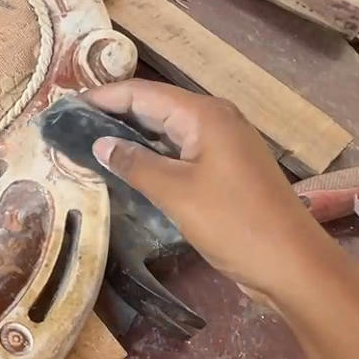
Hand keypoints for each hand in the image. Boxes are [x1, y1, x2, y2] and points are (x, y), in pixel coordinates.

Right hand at [82, 79, 339, 297]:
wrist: (293, 264)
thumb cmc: (234, 222)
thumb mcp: (175, 192)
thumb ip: (134, 163)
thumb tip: (99, 142)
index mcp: (204, 115)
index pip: (142, 93)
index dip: (103, 96)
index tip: (65, 105)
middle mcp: (214, 119)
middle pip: (154, 106)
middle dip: (114, 113)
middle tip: (70, 124)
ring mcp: (222, 144)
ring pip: (166, 130)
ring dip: (131, 135)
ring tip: (89, 142)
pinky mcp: (225, 168)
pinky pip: (180, 150)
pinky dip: (152, 154)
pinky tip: (128, 167)